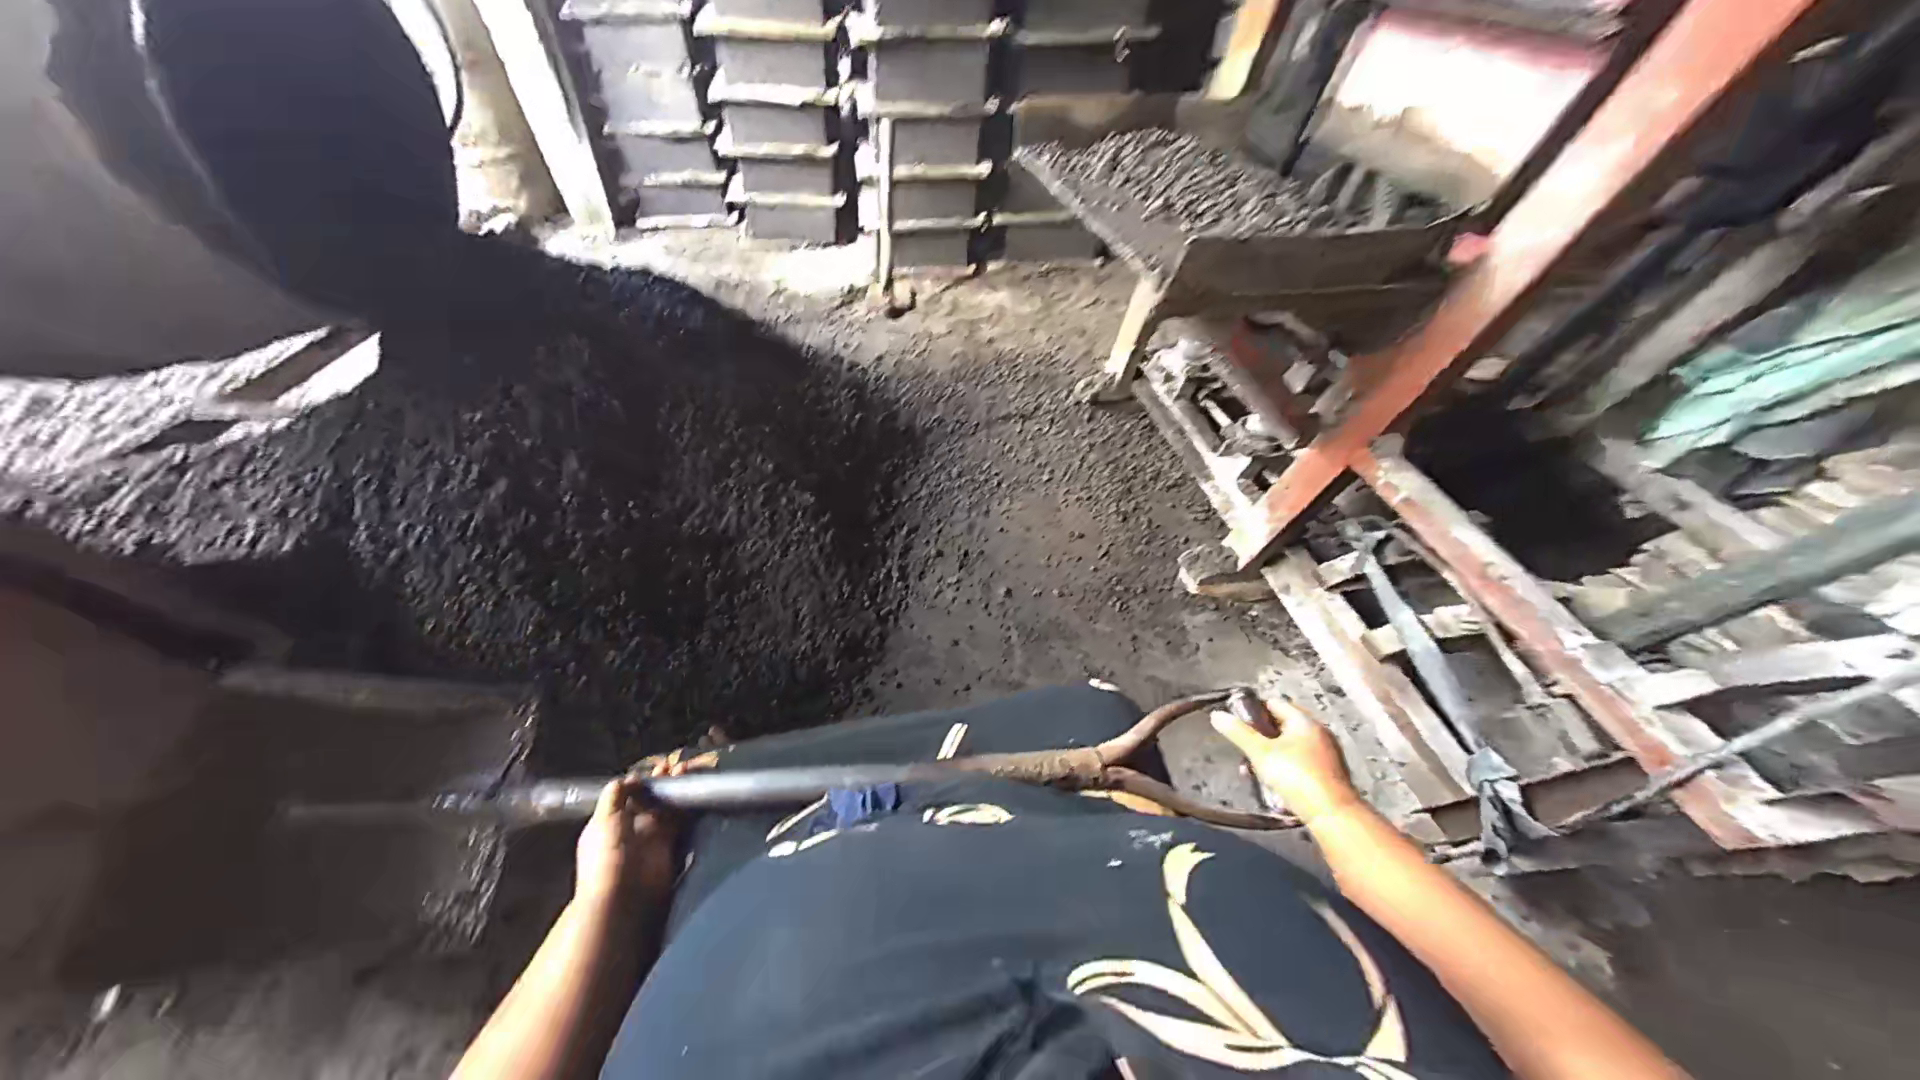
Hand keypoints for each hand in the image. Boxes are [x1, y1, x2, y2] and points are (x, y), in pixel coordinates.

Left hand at [574, 761, 680, 907]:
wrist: (622, 895)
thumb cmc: (606, 856)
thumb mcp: (603, 821)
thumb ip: (615, 796)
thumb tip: (629, 777)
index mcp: (609, 820)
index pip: (626, 794)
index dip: (641, 780)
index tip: (656, 766)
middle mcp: (630, 826)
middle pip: (649, 798)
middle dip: (661, 781)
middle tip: (675, 767)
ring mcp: (651, 835)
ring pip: (666, 805)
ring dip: (676, 789)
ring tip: (686, 772)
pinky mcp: (669, 843)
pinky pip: (680, 819)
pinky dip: (686, 805)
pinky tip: (693, 790)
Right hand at [1211, 696, 1363, 825]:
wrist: (1332, 814)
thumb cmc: (1295, 776)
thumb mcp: (1260, 753)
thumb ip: (1238, 732)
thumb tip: (1216, 715)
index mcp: (1304, 721)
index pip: (1273, 703)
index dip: (1253, 710)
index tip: (1237, 723)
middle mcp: (1318, 732)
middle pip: (1281, 724)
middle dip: (1260, 735)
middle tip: (1244, 748)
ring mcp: (1326, 752)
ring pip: (1290, 745)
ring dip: (1270, 753)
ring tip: (1253, 768)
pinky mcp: (1329, 772)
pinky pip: (1300, 760)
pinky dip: (1285, 765)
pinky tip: (1273, 781)